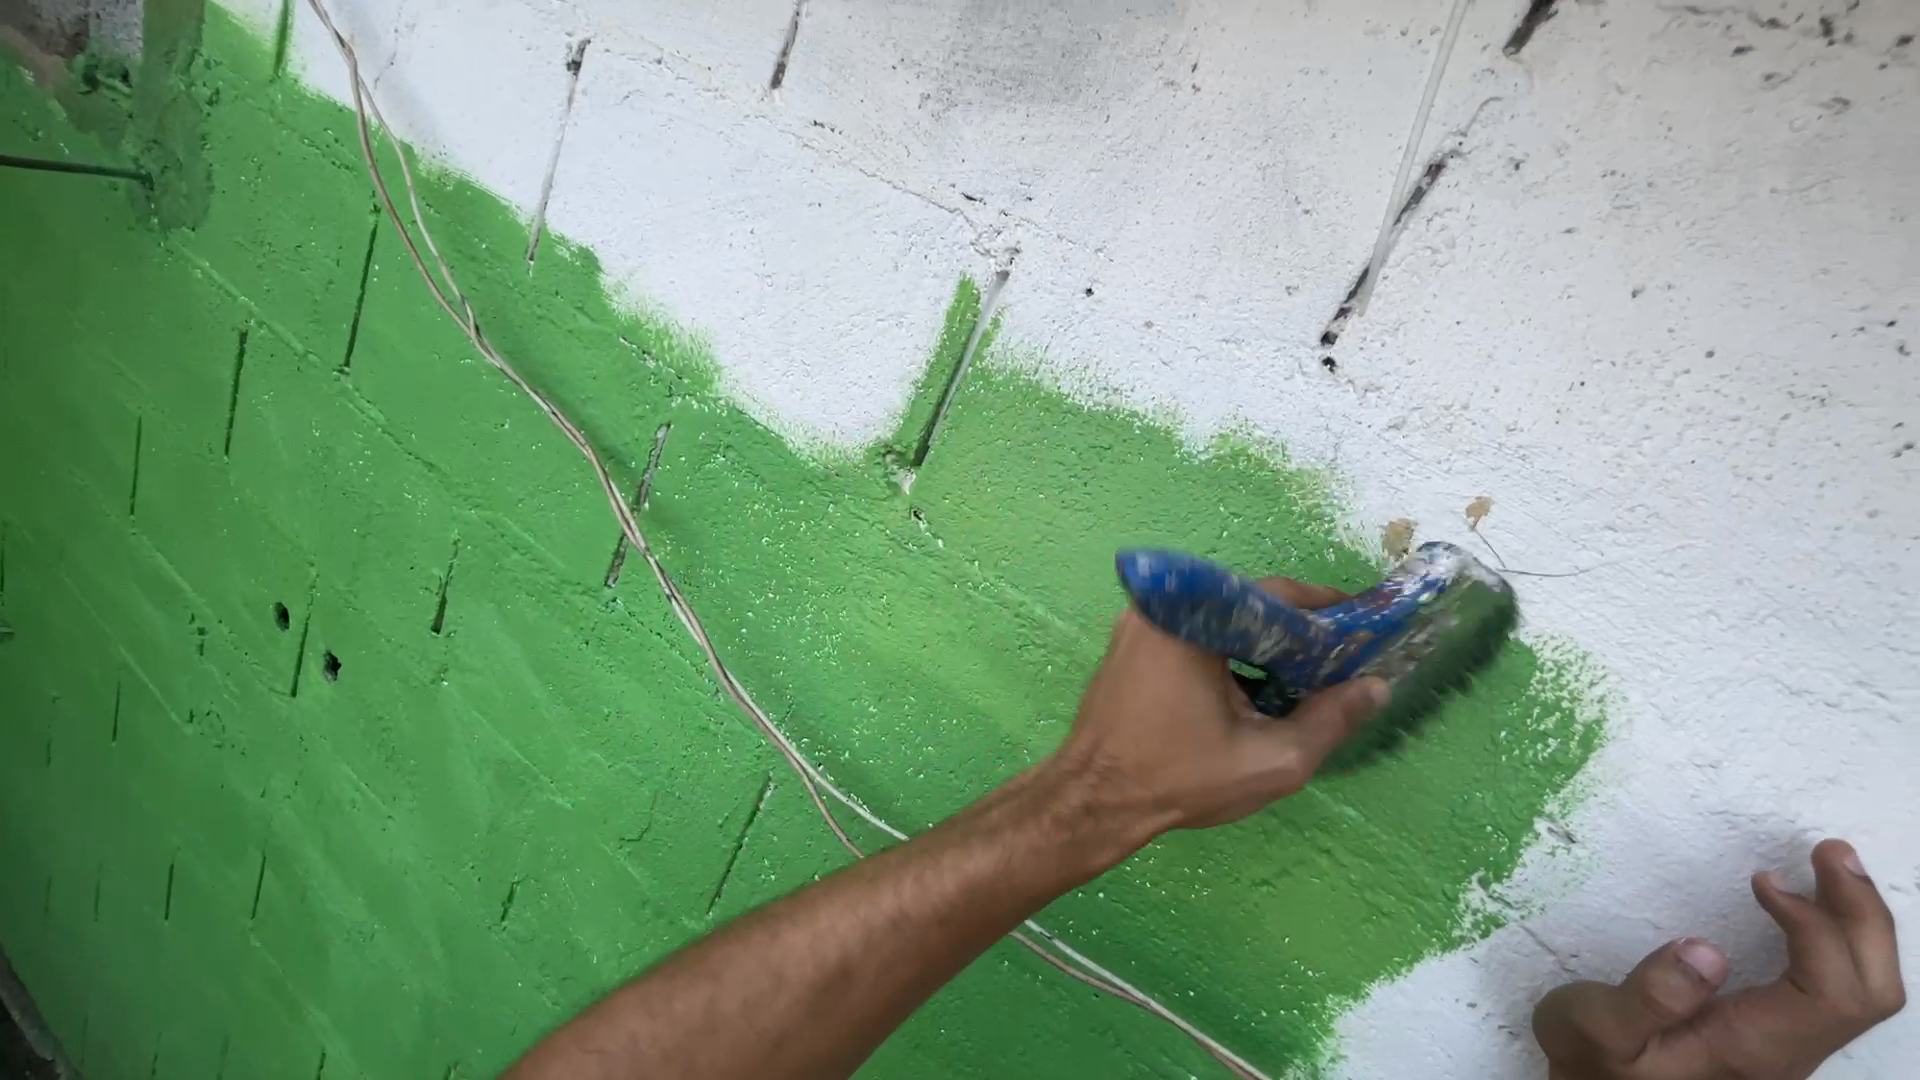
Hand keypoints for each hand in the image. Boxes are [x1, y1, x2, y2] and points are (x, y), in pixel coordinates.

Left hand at [1048, 576, 1389, 838]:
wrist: (1094, 796)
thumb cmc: (1179, 777)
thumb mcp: (1269, 760)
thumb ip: (1329, 721)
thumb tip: (1375, 686)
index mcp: (1192, 623)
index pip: (1271, 594)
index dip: (1321, 605)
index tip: (1358, 621)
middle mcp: (1161, 609)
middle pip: (1241, 601)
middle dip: (1290, 624)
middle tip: (1332, 652)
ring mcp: (1138, 622)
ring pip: (1214, 615)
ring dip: (1256, 636)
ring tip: (1299, 669)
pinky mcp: (1128, 641)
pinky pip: (1187, 628)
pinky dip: (1222, 645)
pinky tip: (1248, 680)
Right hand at [1532, 839, 1905, 1078]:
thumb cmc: (1591, 1060)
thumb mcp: (1598, 1027)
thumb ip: (1650, 995)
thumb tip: (1703, 948)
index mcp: (1754, 1046)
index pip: (1830, 991)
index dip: (1815, 929)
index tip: (1763, 879)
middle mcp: (1790, 1049)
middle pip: (1869, 989)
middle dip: (1863, 917)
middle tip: (1831, 851)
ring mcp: (1787, 1043)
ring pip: (1863, 989)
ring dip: (1858, 925)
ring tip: (1828, 868)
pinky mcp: (1774, 1031)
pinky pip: (1837, 986)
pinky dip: (1836, 939)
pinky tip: (1806, 911)